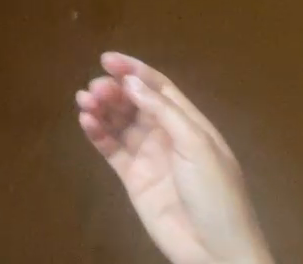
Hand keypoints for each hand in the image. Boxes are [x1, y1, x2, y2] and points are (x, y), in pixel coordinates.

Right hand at [77, 53, 271, 263]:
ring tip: (85, 101)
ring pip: (119, 122)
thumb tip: (130, 82)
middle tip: (95, 88)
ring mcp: (148, 157)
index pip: (159, 88)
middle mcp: (166, 136)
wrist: (218, 256)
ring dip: (101, 107)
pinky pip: (110, 148)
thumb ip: (163, 111)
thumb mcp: (197, 146)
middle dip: (113, 89)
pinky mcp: (132, 178)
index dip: (134, 70)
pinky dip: (97, 132)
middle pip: (134, 102)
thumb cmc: (216, 196)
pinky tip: (86, 121)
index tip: (106, 59)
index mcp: (189, 125)